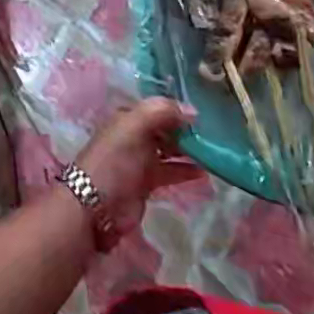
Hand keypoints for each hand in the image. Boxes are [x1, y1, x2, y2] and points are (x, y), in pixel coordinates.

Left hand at [69, 99, 203, 237]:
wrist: (97, 206)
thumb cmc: (115, 162)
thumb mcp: (133, 128)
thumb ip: (159, 113)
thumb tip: (192, 110)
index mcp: (127, 117)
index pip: (157, 107)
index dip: (179, 108)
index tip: (208, 113)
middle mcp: (134, 134)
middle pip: (165, 127)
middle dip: (187, 129)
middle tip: (216, 134)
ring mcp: (140, 158)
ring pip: (169, 149)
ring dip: (189, 149)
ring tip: (215, 152)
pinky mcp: (147, 181)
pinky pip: (170, 170)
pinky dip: (186, 169)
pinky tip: (205, 172)